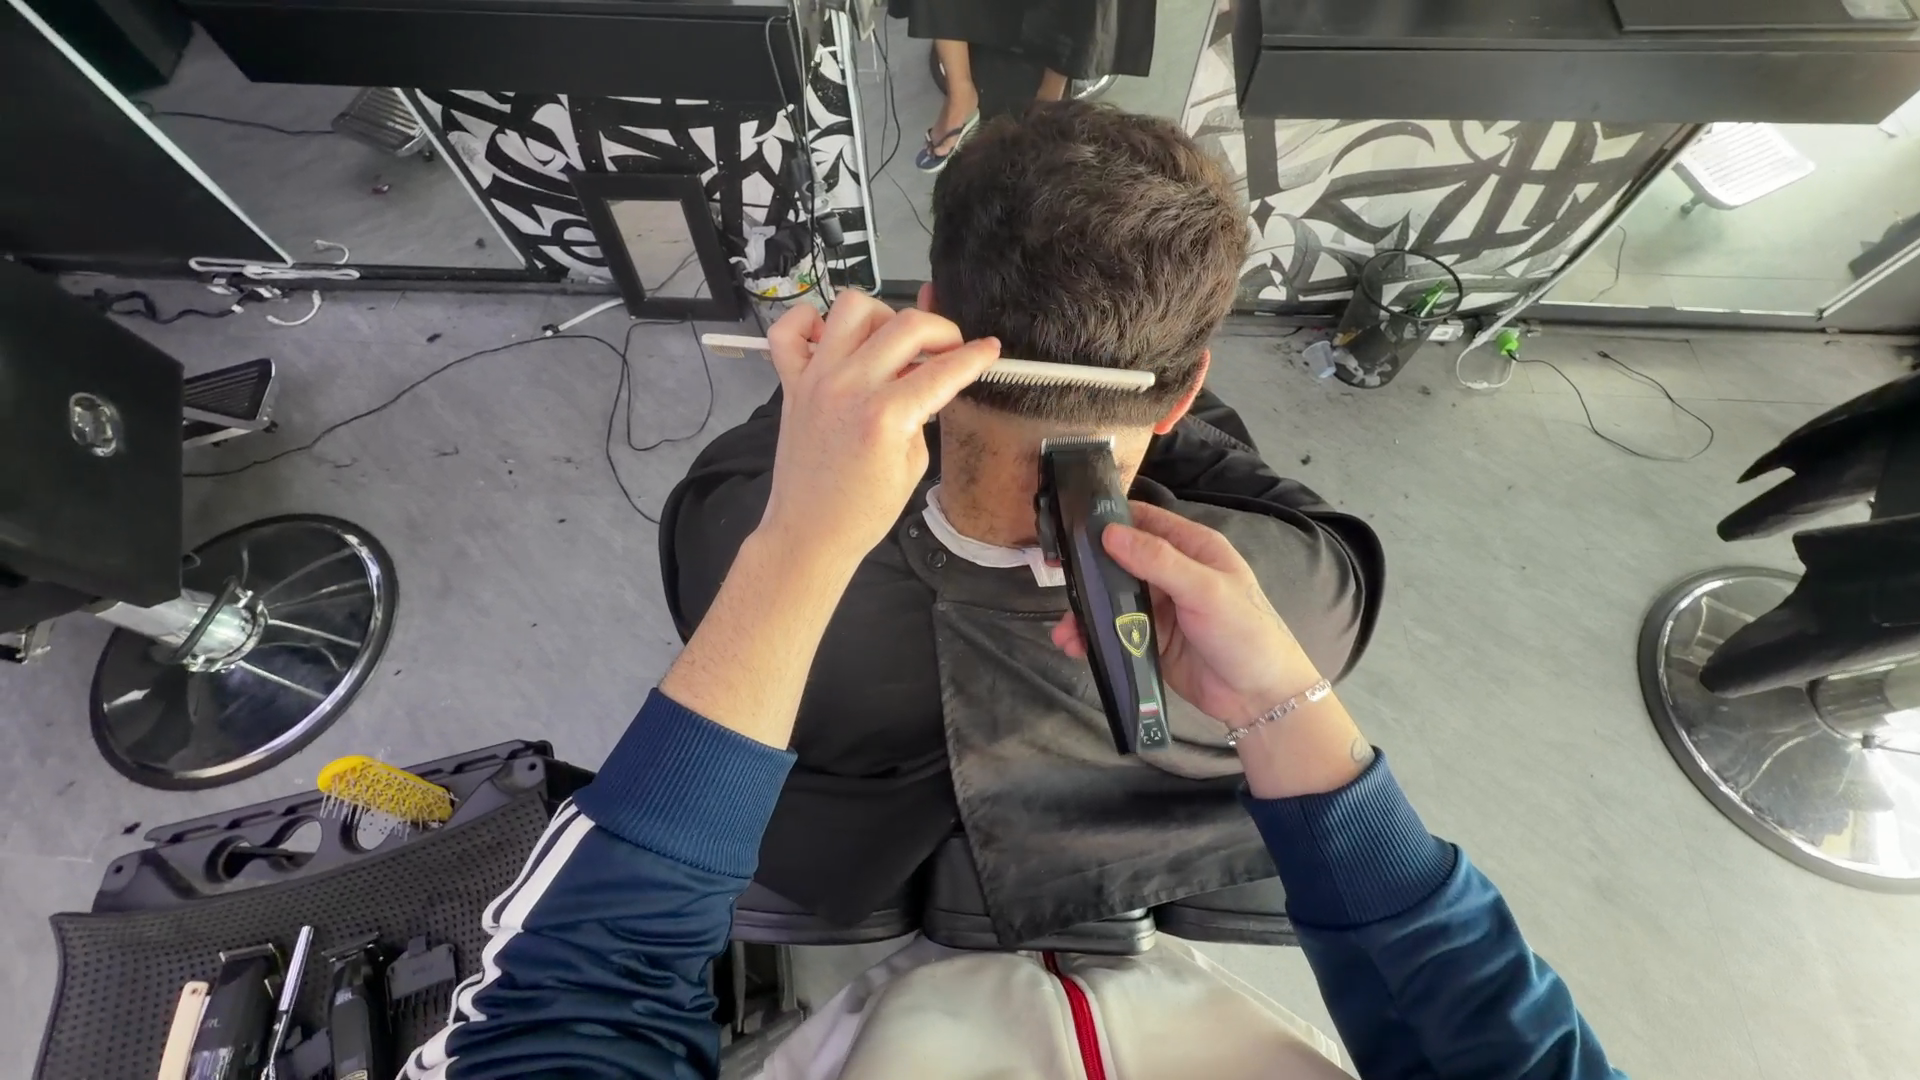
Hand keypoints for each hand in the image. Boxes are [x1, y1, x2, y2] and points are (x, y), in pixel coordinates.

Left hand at [759, 293, 999, 567]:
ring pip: (852, 307)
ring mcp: (816, 379)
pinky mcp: (792, 383)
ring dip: (883, 316)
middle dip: (941, 330)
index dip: (975, 357)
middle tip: (950, 349)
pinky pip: (789, 330)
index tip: (989, 349)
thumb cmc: (864, 512)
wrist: (811, 532)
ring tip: (893, 343)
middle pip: (906, 325)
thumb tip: (927, 382)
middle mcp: (850, 387)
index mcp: (886, 416)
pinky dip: (809, 320)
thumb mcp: (914, 466)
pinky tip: (831, 337)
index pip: (943, 371)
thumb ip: (921, 415)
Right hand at [1051, 501, 1321, 727]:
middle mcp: (1172, 573)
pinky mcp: (1150, 639)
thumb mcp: (1205, 591)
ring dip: (1087, 612)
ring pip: (1112, 599)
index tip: (1073, 525)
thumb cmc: (1245, 632)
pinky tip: (1075, 647)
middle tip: (1057, 576)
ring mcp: (1160, 608)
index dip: (1111, 519)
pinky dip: (1093, 637)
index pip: (1145, 521)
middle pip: (1120, 561)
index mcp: (1192, 548)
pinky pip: (1114, 631)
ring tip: (1065, 631)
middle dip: (1088, 572)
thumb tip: (1110, 533)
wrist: (1261, 698)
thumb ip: (1158, 561)